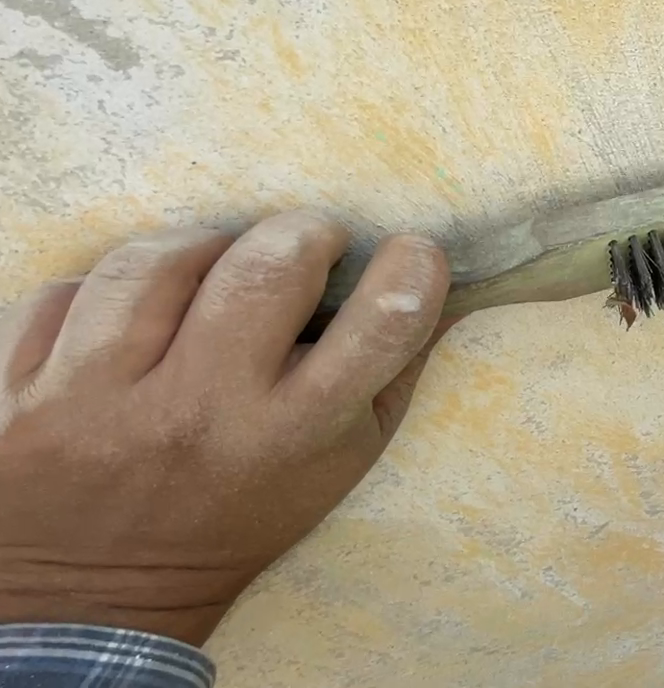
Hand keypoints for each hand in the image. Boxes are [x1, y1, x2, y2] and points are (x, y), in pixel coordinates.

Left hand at [0, 211, 451, 644]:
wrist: (92, 601)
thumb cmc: (255, 509)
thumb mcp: (354, 452)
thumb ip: (400, 365)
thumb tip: (449, 282)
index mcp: (299, 428)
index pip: (382, 322)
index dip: (413, 268)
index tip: (412, 252)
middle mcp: (201, 411)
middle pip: (266, 271)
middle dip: (308, 232)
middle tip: (316, 240)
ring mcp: (92, 404)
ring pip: (153, 265)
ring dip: (207, 244)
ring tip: (223, 260)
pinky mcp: (8, 400)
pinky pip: (60, 293)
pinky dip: (111, 285)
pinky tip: (140, 308)